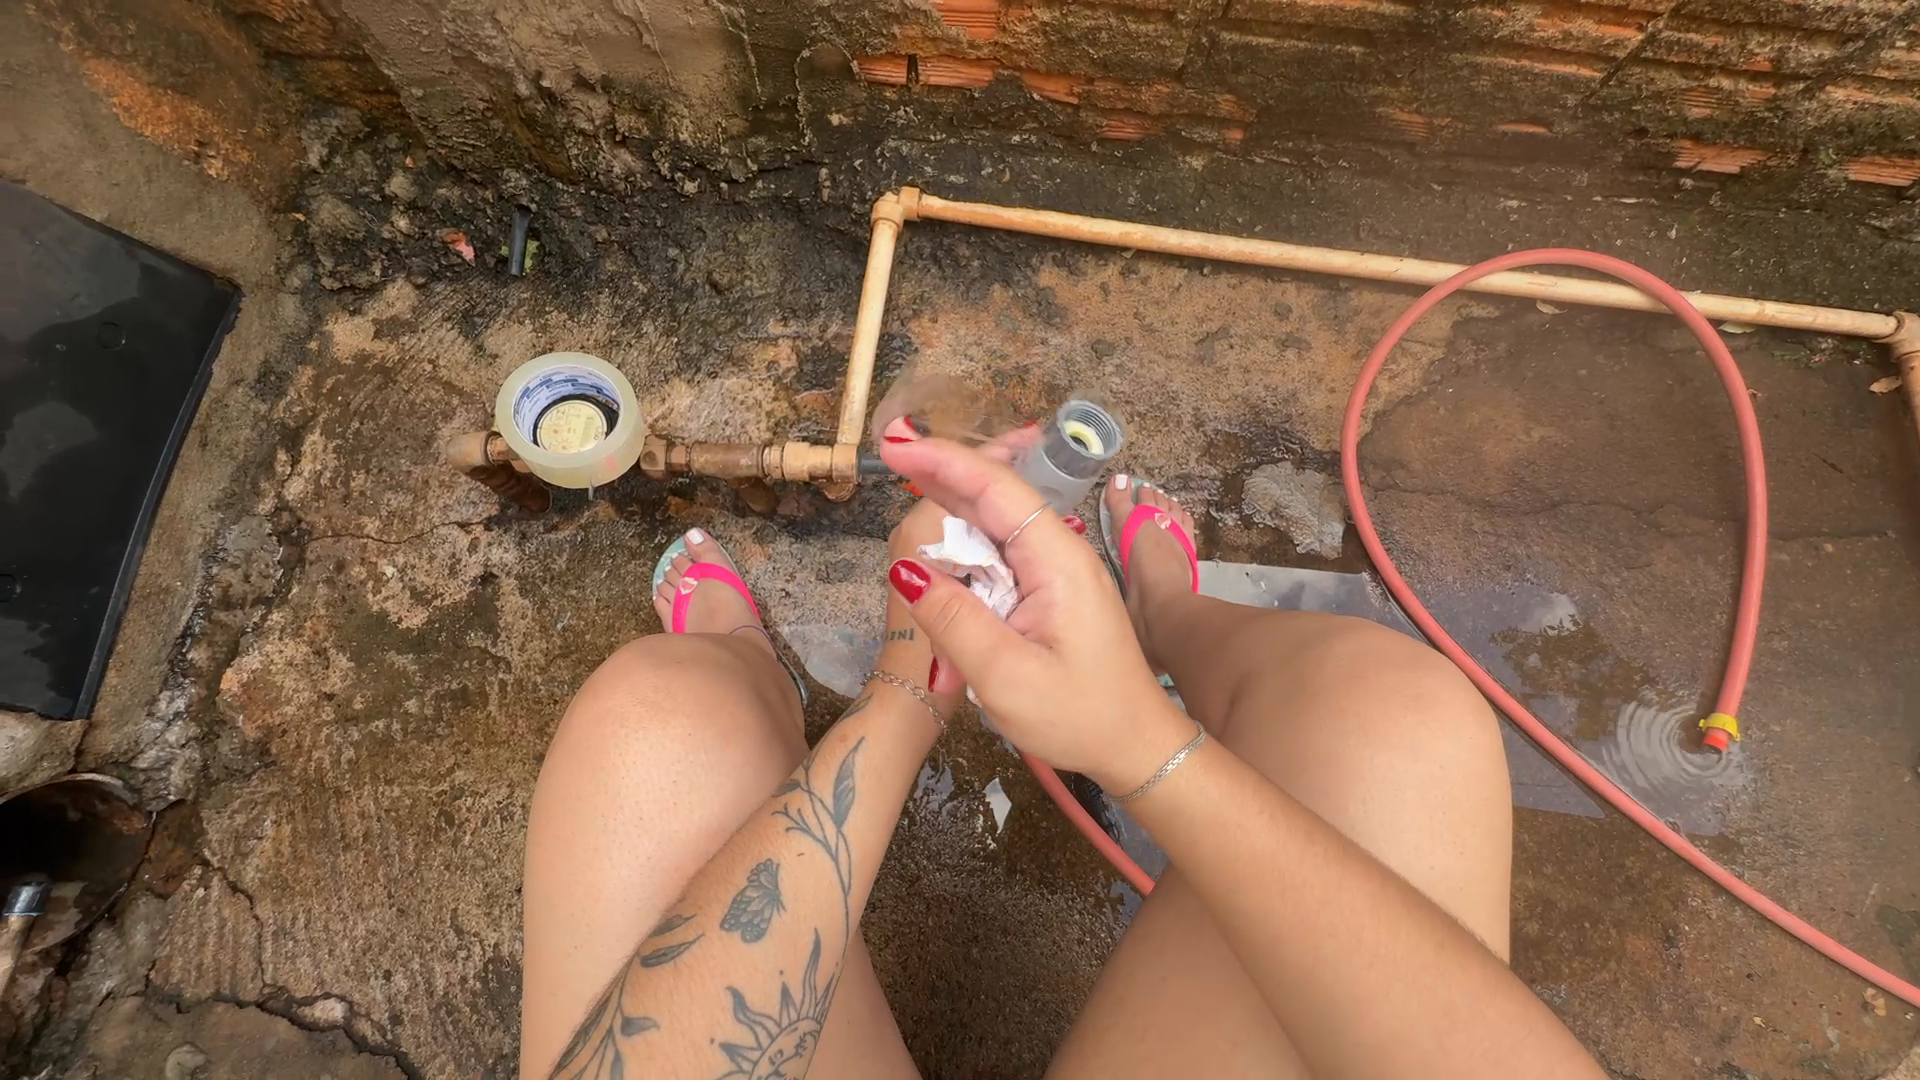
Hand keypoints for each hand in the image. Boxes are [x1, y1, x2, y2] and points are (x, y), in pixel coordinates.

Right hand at [875, 436, 1193, 789]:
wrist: (1133, 744)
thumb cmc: (1077, 716)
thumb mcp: (1004, 677)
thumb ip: (953, 619)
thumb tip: (906, 567)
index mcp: (1057, 560)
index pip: (997, 489)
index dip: (944, 461)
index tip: (896, 447)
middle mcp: (1059, 552)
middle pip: (995, 498)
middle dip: (942, 476)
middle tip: (891, 458)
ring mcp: (1057, 570)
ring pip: (995, 529)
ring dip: (952, 522)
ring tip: (909, 494)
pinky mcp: (1050, 590)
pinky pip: (1001, 559)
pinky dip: (967, 559)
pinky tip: (943, 561)